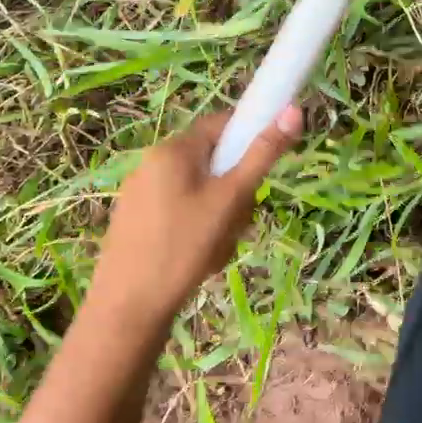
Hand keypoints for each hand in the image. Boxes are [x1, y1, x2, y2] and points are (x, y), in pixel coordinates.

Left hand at [87, 107, 302, 327]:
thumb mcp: (232, 197)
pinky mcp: (135, 223)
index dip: (250, 140)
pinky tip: (200, 256)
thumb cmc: (183, 246)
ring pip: (201, 188)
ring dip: (222, 211)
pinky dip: (199, 226)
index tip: (262, 171)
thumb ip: (264, 152)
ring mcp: (139, 195)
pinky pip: (182, 209)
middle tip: (239, 217)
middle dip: (236, 186)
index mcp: (173, 150)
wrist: (126, 313)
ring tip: (220, 243)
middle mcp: (151, 164)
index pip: (224, 123)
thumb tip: (295, 110)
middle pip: (214, 159)